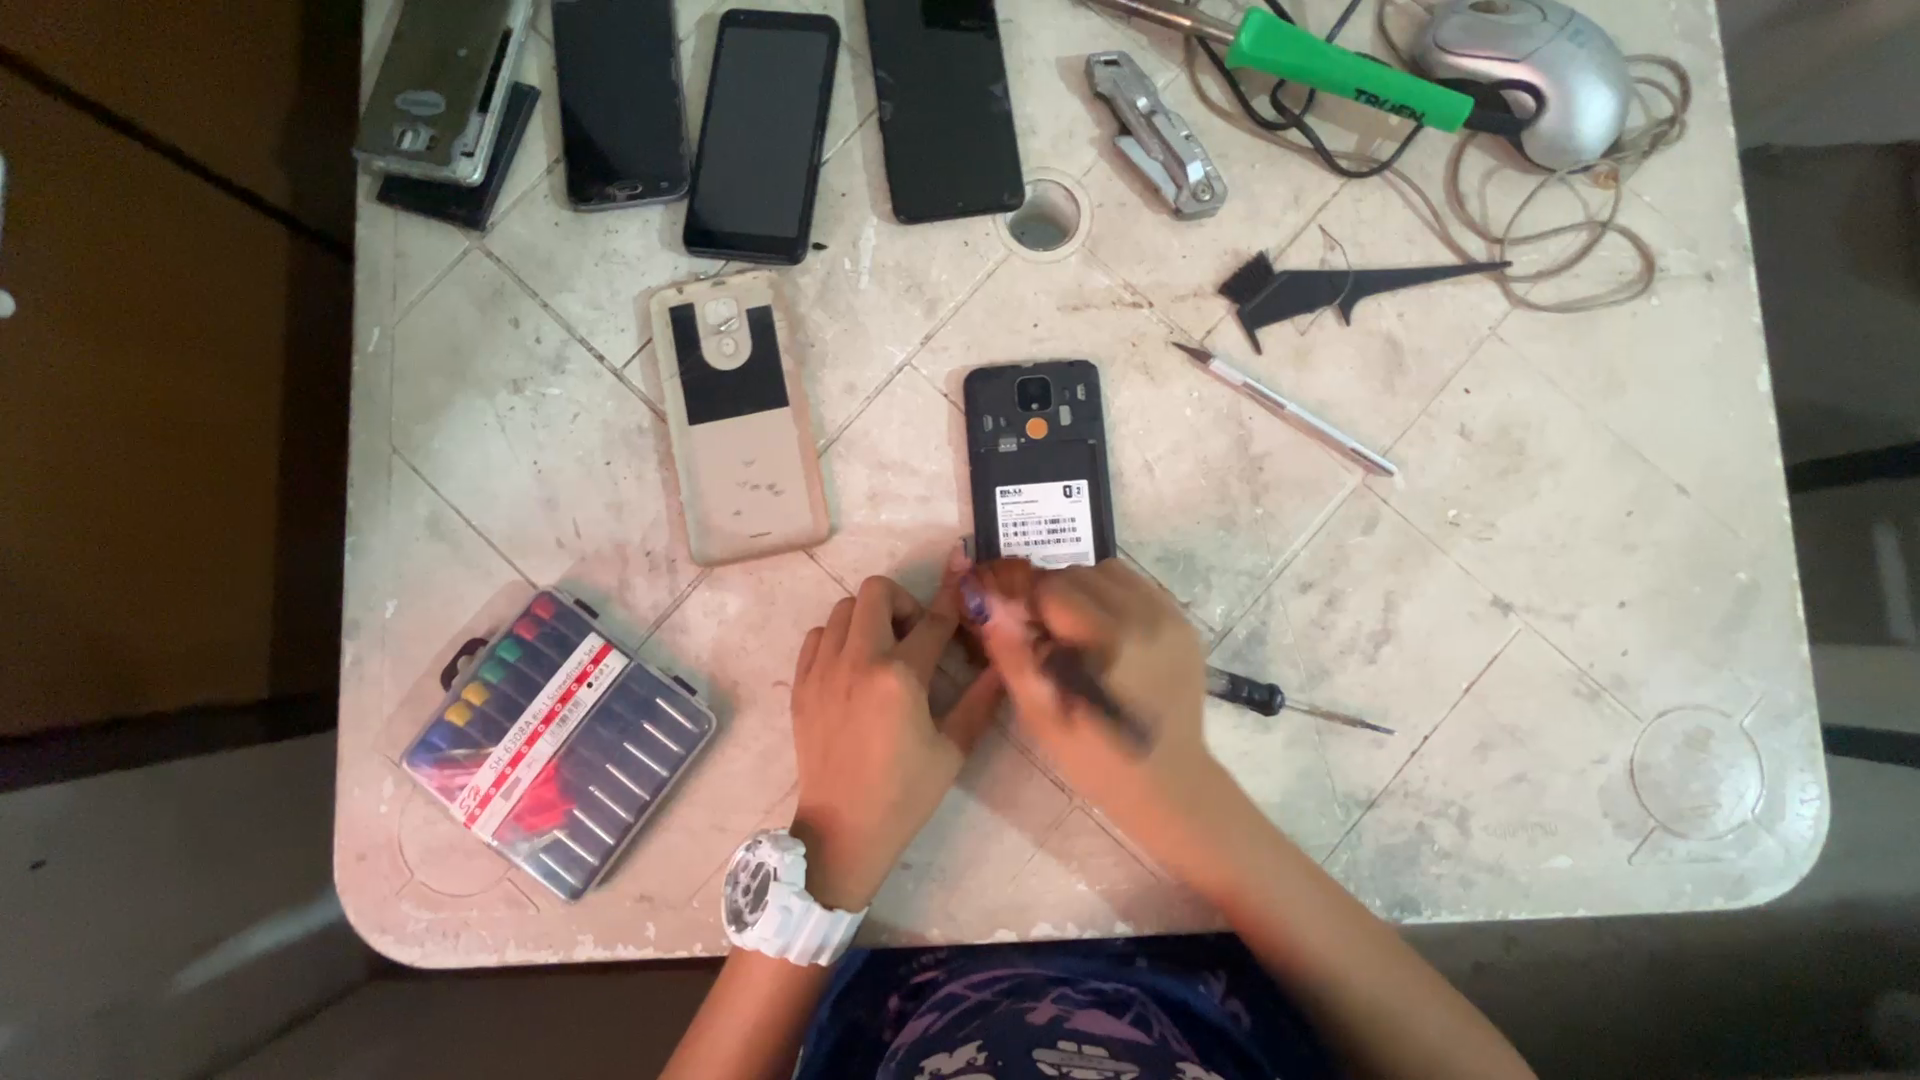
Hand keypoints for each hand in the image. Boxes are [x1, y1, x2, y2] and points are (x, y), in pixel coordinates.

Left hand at [788, 548, 1002, 910]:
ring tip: (884, 652)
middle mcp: (857, 661)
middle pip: (876, 592)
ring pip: (843, 609)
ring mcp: (822, 670)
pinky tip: (854, 668)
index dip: (954, 599)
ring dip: (869, 618)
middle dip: (903, 602)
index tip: (963, 581)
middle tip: (915, 636)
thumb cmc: (904, 794)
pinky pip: (818, 636)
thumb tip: (1004, 665)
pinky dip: (839, 638)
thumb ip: (980, 701)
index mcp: (900, 676)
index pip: (933, 620)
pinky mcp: (801, 684)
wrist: (842, 830)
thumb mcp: (953, 749)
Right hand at [967, 559, 1216, 834]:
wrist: (1170, 784)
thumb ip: (1012, 653)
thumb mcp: (1042, 714)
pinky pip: (1138, 587)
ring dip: (1084, 590)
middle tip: (1046, 636)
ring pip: (1109, 572)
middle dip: (1053, 597)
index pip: (1051, 587)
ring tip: (1078, 632)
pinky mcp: (1183, 624)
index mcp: (1108, 640)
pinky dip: (1114, 597)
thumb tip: (987, 602)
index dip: (1027, 603)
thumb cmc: (1097, 760)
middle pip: (1078, 573)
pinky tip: (1108, 633)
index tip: (1021, 630)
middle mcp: (1144, 616)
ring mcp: (1169, 617)